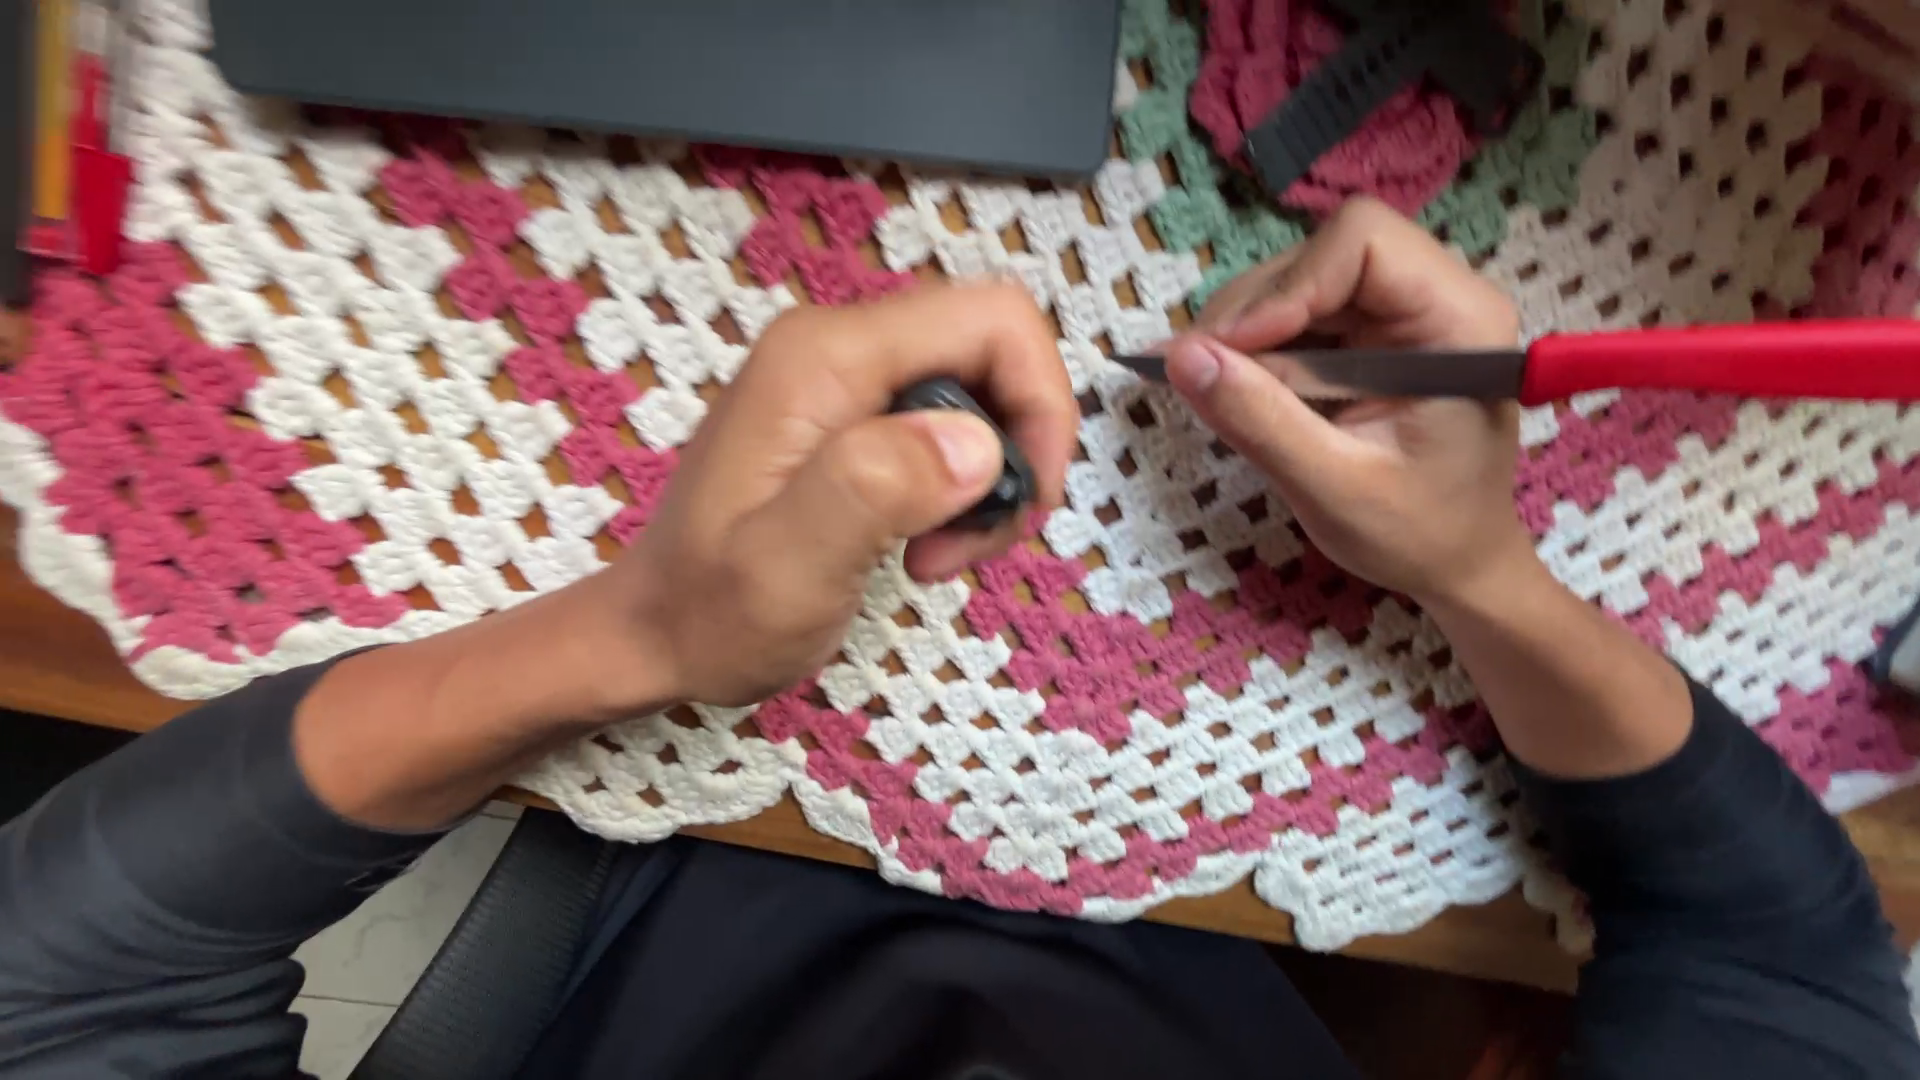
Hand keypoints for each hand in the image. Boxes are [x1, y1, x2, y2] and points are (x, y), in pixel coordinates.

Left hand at [585, 284, 1076, 708]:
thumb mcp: (788, 566)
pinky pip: (947, 430)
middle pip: (994, 356)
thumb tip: (979, 444)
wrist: (654, 633)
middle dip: (1015, 452)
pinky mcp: (852, 419)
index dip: (1041, 402)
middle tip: (972, 542)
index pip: (993, 320)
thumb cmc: (712, 613)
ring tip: (939, 555)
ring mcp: (845, 381)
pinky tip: (924, 545)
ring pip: (978, 398)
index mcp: (828, 357)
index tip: (1027, 499)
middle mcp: (840, 347)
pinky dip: (962, 492)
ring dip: (989, 482)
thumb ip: (872, 487)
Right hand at [1160, 197, 1532, 602]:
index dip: (1285, 288)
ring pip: (1293, 283)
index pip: (1361, 243)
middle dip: (1247, 313)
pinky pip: (1291, 318)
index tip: (1227, 352)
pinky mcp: (1362, 340)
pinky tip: (1228, 388)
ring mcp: (1393, 318)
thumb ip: (1258, 420)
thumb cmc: (1413, 532)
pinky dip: (1248, 350)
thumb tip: (1178, 357)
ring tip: (1208, 387)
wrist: (1449, 562)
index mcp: (1455, 322)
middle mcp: (1430, 298)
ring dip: (1238, 332)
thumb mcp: (1329, 485)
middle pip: (1317, 258)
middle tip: (1194, 375)